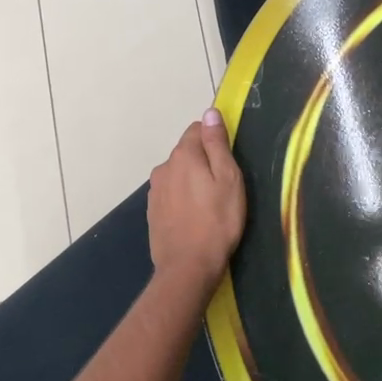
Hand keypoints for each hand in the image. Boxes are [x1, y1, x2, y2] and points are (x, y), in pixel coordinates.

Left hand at [148, 108, 245, 296]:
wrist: (188, 268)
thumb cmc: (217, 220)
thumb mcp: (228, 178)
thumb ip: (217, 143)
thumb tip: (210, 112)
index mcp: (183, 155)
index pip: (198, 129)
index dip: (215, 140)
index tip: (229, 161)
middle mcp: (164, 167)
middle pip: (187, 151)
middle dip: (204, 160)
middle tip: (224, 185)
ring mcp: (155, 190)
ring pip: (178, 172)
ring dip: (192, 179)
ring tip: (209, 203)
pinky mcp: (152, 211)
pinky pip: (171, 192)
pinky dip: (182, 197)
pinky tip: (194, 216)